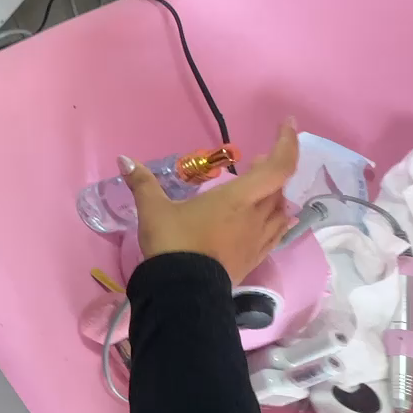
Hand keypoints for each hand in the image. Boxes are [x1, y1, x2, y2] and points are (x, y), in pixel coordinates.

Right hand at [125, 119, 300, 283]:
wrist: (183, 289)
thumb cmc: (173, 242)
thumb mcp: (153, 209)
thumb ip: (143, 183)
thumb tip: (124, 159)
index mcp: (238, 198)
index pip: (278, 165)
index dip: (287, 141)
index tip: (288, 124)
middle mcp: (257, 215)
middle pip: (279, 186)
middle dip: (272, 169)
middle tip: (257, 160)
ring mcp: (260, 238)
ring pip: (281, 208)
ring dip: (274, 194)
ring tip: (259, 189)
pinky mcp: (256, 256)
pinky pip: (277, 230)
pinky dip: (275, 217)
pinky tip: (268, 219)